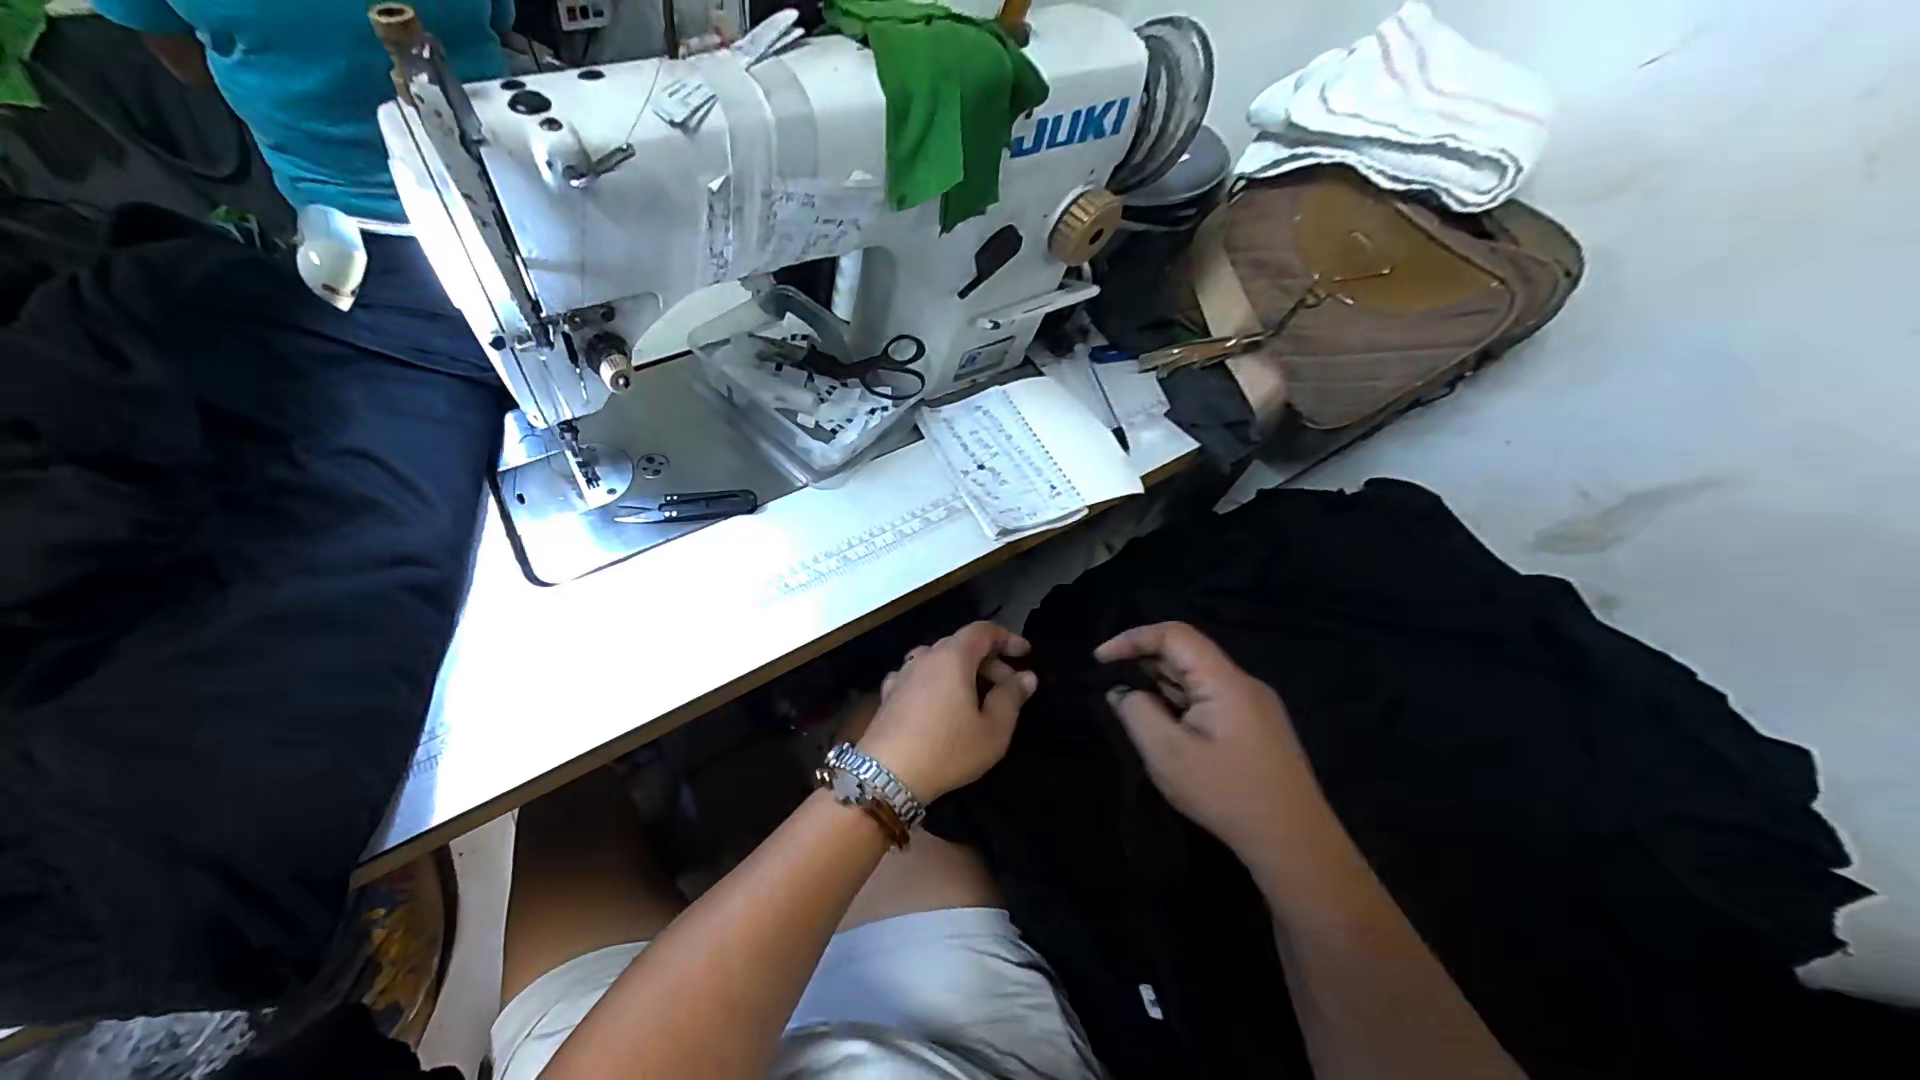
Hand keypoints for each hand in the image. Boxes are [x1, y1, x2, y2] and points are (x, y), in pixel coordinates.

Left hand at [858, 622, 1038, 801]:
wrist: (886, 776)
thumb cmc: (947, 750)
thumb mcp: (993, 730)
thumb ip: (1011, 698)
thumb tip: (1026, 677)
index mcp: (953, 657)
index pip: (983, 631)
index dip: (1007, 638)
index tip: (1025, 653)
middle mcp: (925, 657)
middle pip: (961, 644)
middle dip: (988, 659)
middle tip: (1008, 685)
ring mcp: (903, 675)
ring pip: (937, 659)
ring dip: (960, 670)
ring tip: (974, 693)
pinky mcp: (888, 695)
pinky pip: (917, 677)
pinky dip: (935, 682)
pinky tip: (937, 701)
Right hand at [1096, 622, 1324, 856]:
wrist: (1295, 843)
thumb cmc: (1226, 794)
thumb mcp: (1168, 755)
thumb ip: (1138, 713)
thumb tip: (1122, 692)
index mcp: (1224, 681)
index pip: (1174, 635)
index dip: (1133, 638)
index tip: (1100, 659)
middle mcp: (1243, 684)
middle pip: (1188, 653)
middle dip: (1145, 662)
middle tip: (1113, 685)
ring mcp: (1255, 706)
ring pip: (1199, 678)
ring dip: (1162, 684)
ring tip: (1136, 708)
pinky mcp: (1259, 728)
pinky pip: (1211, 698)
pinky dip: (1181, 702)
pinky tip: (1169, 727)